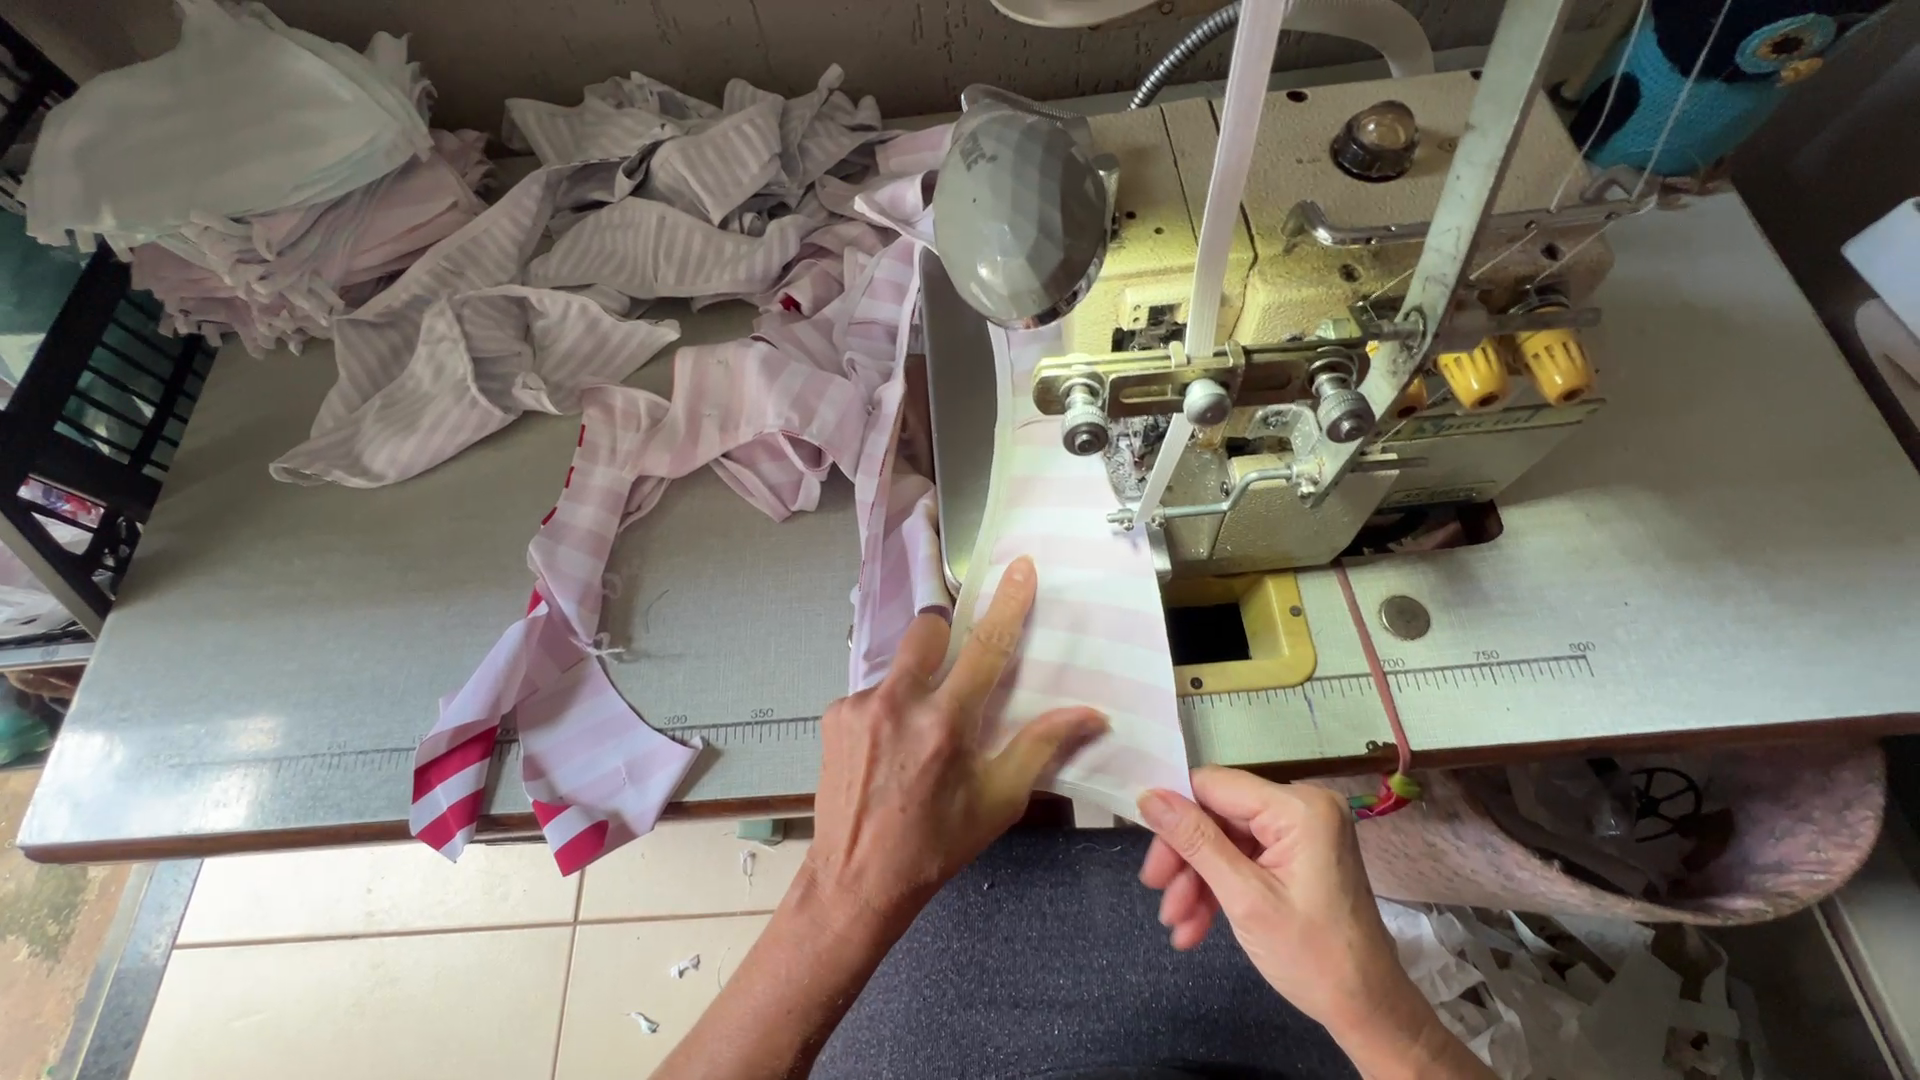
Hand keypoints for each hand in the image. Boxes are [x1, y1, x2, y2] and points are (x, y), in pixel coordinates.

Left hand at [806, 555, 1108, 931]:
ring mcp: (859, 705)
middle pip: (928, 629)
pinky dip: (886, 709)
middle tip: (953, 679)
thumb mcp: (998, 801)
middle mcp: (899, 702)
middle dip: (945, 639)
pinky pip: (871, 691)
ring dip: (914, 684)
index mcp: (946, 723)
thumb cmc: (937, 845)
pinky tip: (884, 749)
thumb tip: (1091, 714)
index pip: (986, 647)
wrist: (855, 880)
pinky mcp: (833, 714)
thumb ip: (1041, 747)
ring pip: (898, 664)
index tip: (1020, 567)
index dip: (1008, 604)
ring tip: (914, 735)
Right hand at [1137, 767, 1407, 1031]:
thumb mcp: (1245, 898)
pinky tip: (1195, 926)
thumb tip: (1148, 796)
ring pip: (1223, 840)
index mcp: (1298, 807)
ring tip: (1177, 923)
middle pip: (1216, 815)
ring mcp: (1299, 832)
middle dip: (1185, 858)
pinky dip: (1218, 888)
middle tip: (1158, 893)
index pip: (1213, 786)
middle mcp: (1300, 807)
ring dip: (1196, 880)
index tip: (1151, 854)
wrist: (1369, 1012)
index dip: (1175, 814)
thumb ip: (1195, 841)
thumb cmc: (1314, 957)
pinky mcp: (1296, 854)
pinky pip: (1243, 858)